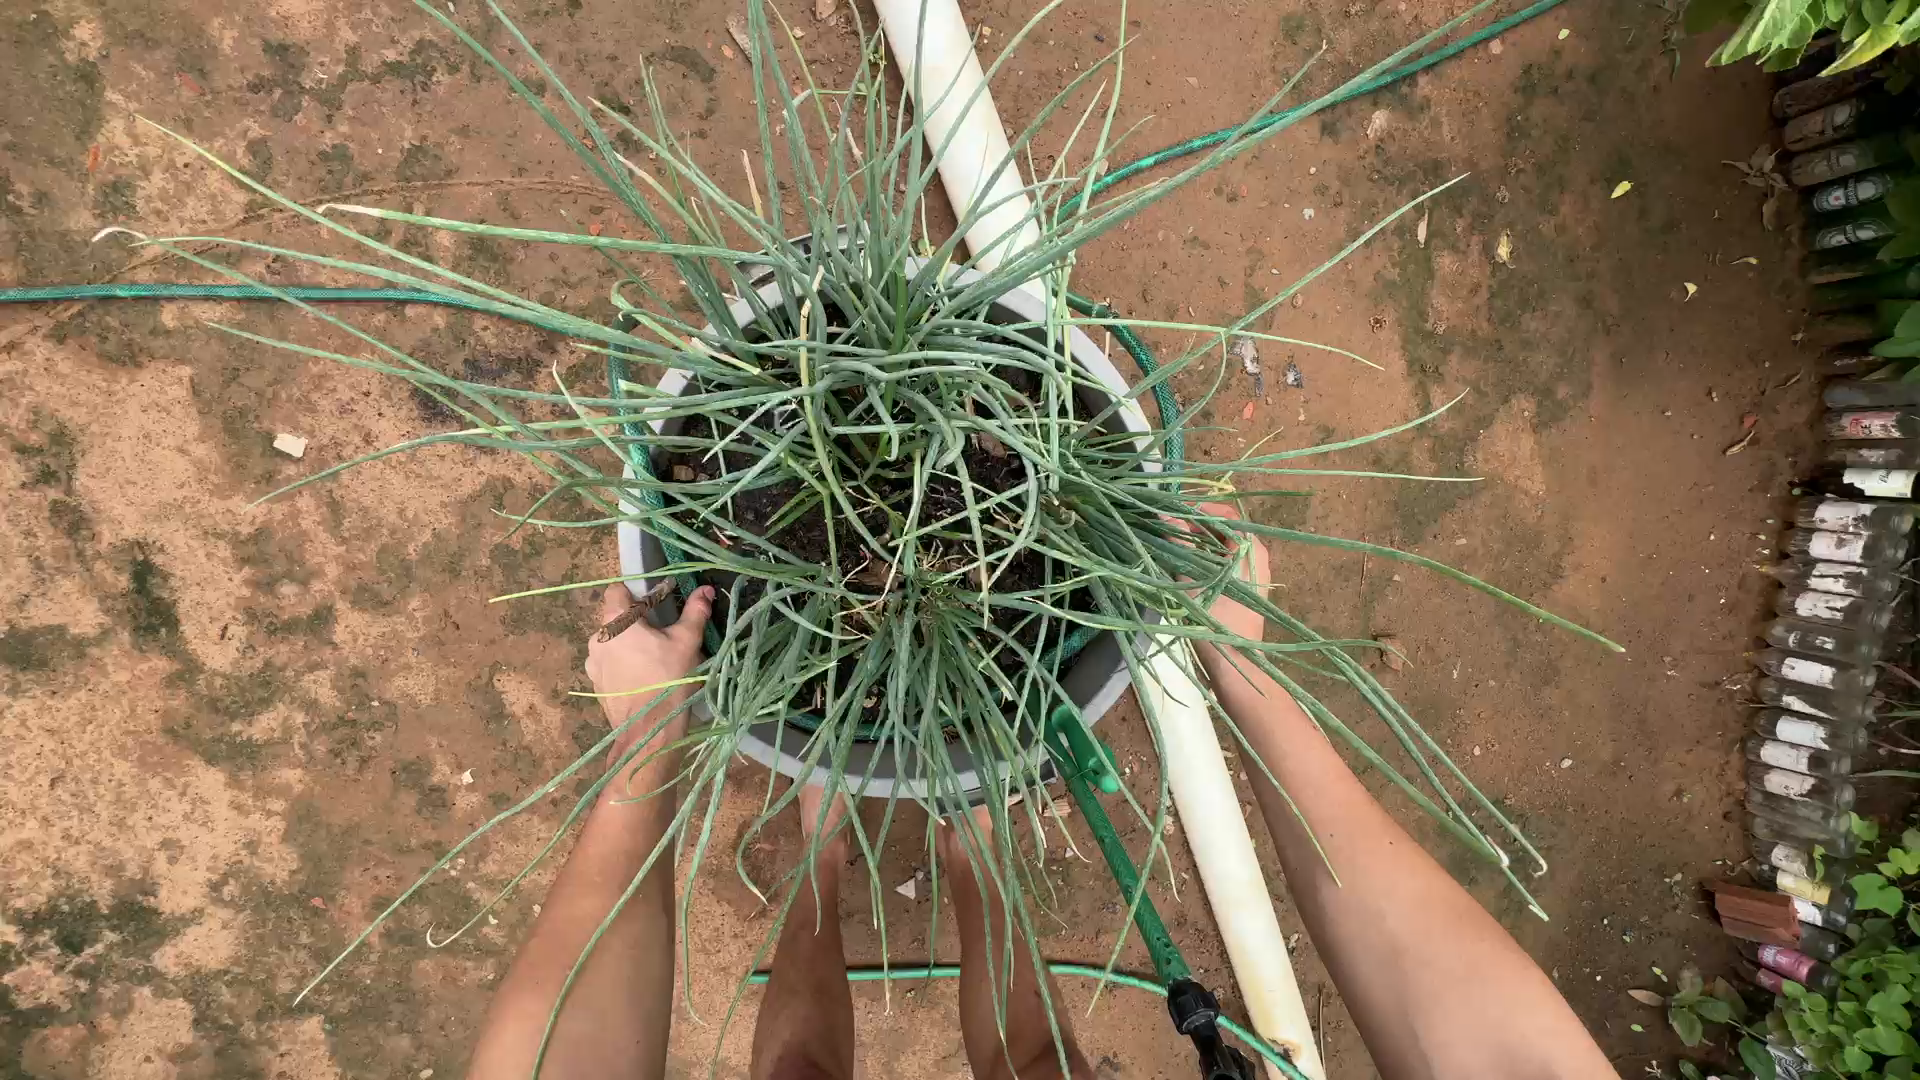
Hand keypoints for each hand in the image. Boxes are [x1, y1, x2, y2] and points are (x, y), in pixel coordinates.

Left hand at [585, 582, 714, 756]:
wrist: (649, 728)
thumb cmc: (669, 678)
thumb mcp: (687, 641)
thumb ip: (695, 611)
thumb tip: (705, 590)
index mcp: (616, 622)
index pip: (617, 590)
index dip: (638, 593)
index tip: (658, 604)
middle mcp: (597, 639)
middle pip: (616, 617)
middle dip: (637, 621)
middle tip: (663, 633)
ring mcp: (593, 663)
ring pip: (612, 642)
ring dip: (630, 643)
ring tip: (654, 658)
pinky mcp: (595, 684)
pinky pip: (609, 663)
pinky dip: (624, 663)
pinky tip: (643, 677)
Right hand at [1178, 502, 1269, 642]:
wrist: (1234, 662)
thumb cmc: (1214, 620)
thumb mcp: (1191, 579)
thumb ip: (1179, 545)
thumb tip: (1164, 514)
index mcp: (1249, 550)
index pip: (1226, 514)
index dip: (1199, 509)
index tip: (1172, 510)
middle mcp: (1255, 556)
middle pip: (1225, 528)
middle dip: (1196, 524)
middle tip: (1168, 525)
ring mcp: (1252, 572)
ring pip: (1223, 545)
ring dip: (1199, 540)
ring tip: (1172, 540)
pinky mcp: (1245, 587)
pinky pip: (1225, 560)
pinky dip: (1205, 555)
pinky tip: (1184, 560)